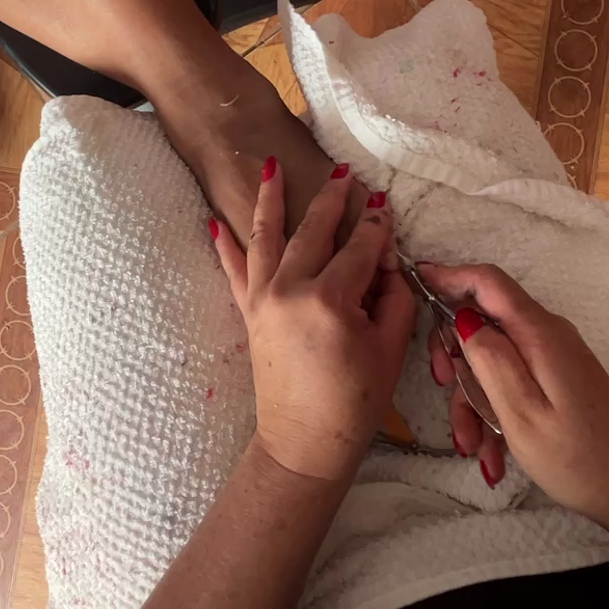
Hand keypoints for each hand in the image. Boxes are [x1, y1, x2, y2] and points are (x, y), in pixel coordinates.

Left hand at [209, 159, 416, 480]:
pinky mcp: (248, 312)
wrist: (303, 443)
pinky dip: (224, 245)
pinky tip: (214, 220)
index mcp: (331, 300)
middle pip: (314, 230)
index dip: (377, 227)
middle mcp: (292, 289)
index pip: (360, 247)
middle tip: (343, 171)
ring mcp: (264, 298)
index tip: (384, 205)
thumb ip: (394, 296)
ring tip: (270, 165)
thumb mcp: (391, 349)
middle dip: (331, 198)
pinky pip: (233, 271)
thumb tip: (387, 260)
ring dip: (270, 198)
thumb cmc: (355, 402)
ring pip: (266, 236)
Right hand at [422, 262, 608, 533]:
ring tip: (474, 448)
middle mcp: (546, 334)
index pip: (488, 281)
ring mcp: (552, 358)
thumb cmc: (580, 458)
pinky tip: (493, 454)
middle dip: (455, 355)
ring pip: (492, 359)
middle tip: (440, 388)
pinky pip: (511, 381)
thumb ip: (488, 357)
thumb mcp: (520, 411)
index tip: (415, 278)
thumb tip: (462, 317)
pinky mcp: (556, 380)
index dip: (449, 274)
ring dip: (473, 399)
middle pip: (483, 321)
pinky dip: (495, 412)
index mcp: (538, 333)